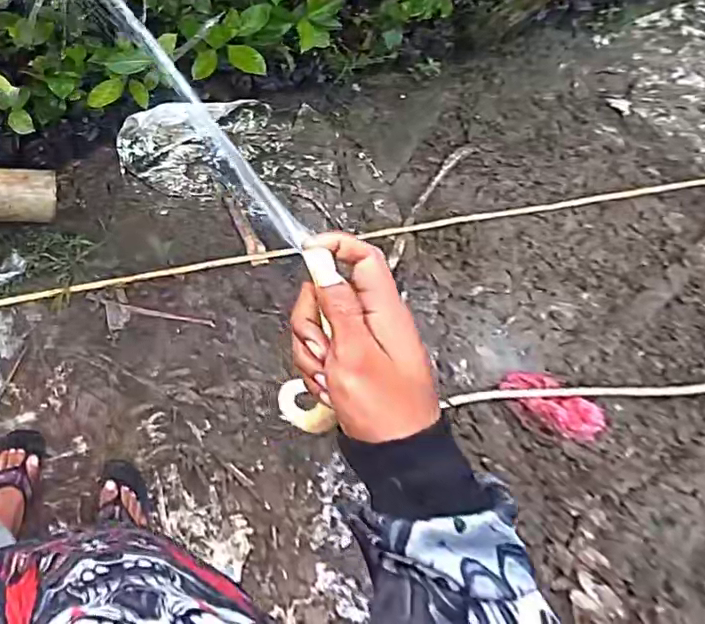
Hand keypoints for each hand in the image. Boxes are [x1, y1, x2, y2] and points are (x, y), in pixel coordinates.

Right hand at [288, 232, 440, 443]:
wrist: (397, 458)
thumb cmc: (386, 412)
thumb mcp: (355, 355)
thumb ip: (338, 306)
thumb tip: (322, 263)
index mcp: (384, 312)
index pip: (363, 257)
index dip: (334, 245)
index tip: (307, 252)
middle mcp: (372, 320)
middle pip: (325, 291)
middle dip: (309, 318)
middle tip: (322, 347)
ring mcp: (359, 338)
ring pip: (314, 320)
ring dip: (310, 347)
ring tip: (329, 373)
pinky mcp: (348, 355)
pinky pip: (315, 344)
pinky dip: (313, 363)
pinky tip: (328, 383)